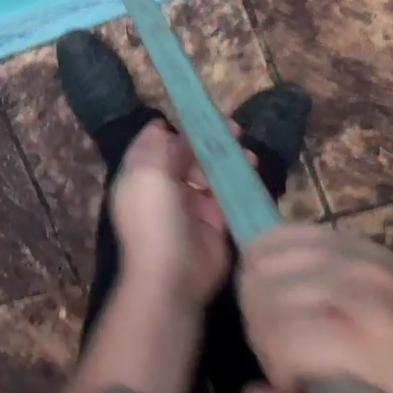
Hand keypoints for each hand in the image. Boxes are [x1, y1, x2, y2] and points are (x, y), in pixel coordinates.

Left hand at [107, 120, 232, 305]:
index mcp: (140, 173)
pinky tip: (252, 169)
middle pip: (186, 154)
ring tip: (246, 152)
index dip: (175, 126)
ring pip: (210, 172)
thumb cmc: (154, 218)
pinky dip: (240, 180)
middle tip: (233, 129)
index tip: (199, 115)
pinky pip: (227, 193)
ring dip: (227, 158)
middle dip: (208, 141)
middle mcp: (163, 185)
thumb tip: (171, 128)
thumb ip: (166, 147)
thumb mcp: (151, 172)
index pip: (154, 140)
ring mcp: (189, 204)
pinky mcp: (214, 222)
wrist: (171, 276)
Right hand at [234, 224, 392, 392]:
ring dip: (260, 295)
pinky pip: (283, 233)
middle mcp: (357, 286)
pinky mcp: (354, 238)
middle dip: (261, 331)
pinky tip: (282, 286)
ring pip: (264, 258)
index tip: (299, 388)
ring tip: (285, 322)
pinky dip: (267, 258)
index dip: (275, 368)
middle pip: (263, 293)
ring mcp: (356, 254)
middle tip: (288, 356)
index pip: (277, 337)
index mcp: (369, 343)